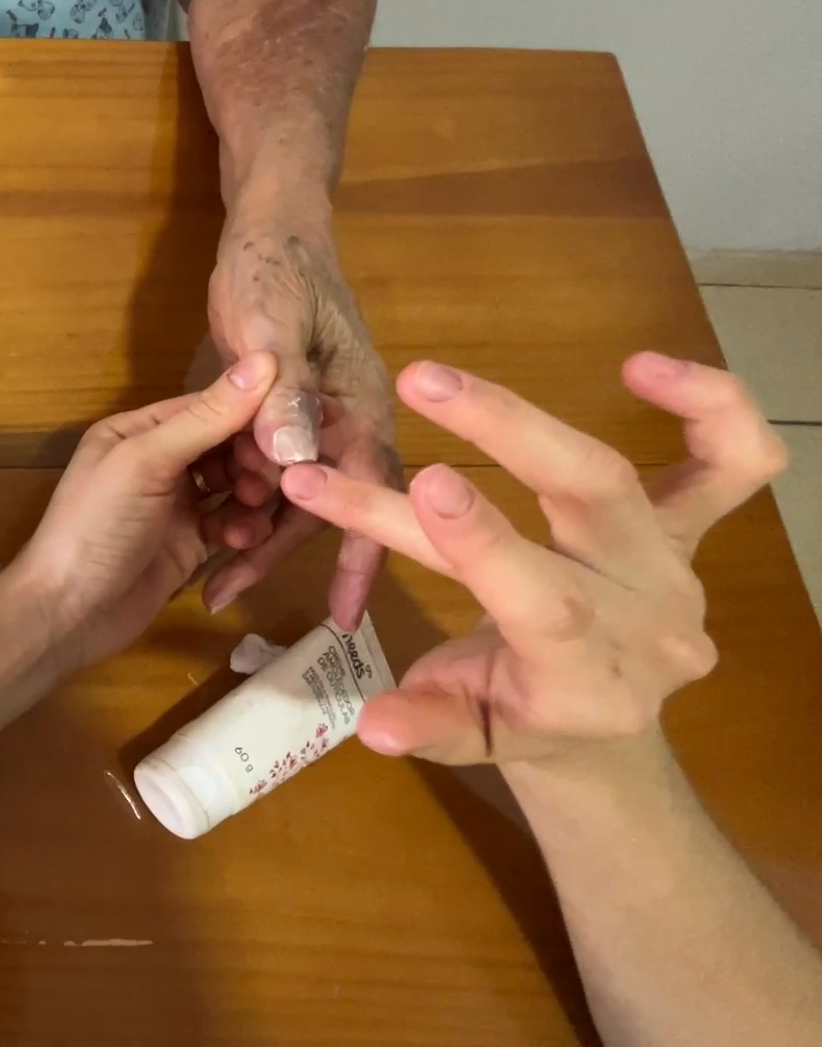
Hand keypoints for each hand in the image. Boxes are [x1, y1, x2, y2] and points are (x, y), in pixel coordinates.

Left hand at [12, 353, 275, 670]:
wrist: (69, 611)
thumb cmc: (95, 526)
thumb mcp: (144, 463)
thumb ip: (203, 417)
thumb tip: (264, 356)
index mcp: (136, 430)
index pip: (210, 406)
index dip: (254, 414)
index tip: (297, 428)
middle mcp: (157, 461)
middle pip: (228, 445)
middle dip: (257, 460)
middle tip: (282, 478)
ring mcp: (175, 504)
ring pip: (237, 485)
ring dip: (254, 497)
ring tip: (254, 513)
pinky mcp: (189, 543)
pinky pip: (232, 524)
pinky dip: (243, 530)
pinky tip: (241, 542)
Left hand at [200, 193, 399, 627]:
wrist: (260, 238)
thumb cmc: (271, 274)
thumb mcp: (264, 327)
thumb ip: (268, 394)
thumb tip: (296, 455)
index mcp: (347, 401)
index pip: (363, 487)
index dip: (356, 551)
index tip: (343, 612)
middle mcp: (327, 422)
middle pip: (315, 505)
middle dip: (275, 555)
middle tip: (228, 595)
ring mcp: (290, 429)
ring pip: (278, 502)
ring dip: (247, 538)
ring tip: (208, 579)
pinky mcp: (258, 428)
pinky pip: (250, 485)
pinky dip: (230, 512)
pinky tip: (201, 543)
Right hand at [278, 354, 786, 765]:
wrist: (596, 724)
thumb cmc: (513, 723)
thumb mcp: (463, 736)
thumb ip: (425, 725)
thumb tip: (373, 726)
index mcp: (586, 674)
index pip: (537, 599)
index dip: (484, 541)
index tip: (423, 482)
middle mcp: (648, 612)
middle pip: (589, 504)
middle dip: (503, 433)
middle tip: (419, 380)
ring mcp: (672, 567)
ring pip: (628, 476)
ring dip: (540, 412)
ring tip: (453, 375)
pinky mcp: (684, 535)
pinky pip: (731, 467)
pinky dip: (712, 409)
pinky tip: (645, 368)